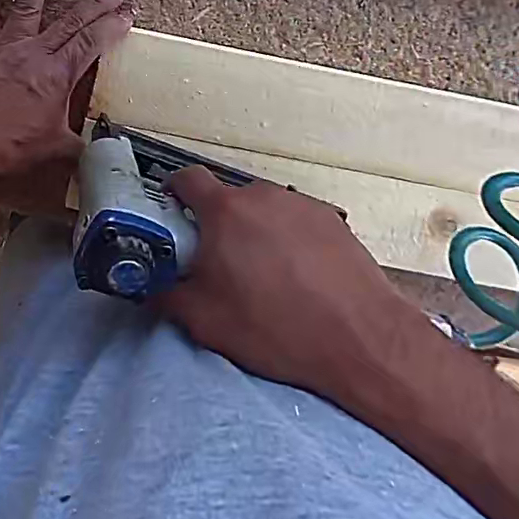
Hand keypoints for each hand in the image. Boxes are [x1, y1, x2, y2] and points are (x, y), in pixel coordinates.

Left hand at [0, 0, 133, 194]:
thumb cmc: (9, 148)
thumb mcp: (55, 149)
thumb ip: (81, 144)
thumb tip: (100, 149)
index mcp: (57, 75)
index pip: (93, 42)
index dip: (113, 26)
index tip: (128, 12)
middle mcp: (35, 53)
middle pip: (72, 19)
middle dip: (97, 0)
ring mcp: (7, 48)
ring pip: (27, 5)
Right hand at [158, 166, 432, 401]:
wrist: (363, 340)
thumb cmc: (281, 328)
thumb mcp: (207, 322)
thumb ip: (169, 298)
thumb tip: (155, 291)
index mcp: (224, 212)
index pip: (187, 178)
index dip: (175, 189)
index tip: (173, 206)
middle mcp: (261, 197)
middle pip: (227, 198)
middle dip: (219, 224)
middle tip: (222, 260)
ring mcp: (298, 204)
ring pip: (263, 210)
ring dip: (256, 232)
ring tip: (266, 274)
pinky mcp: (330, 218)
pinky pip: (295, 221)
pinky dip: (289, 239)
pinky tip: (299, 276)